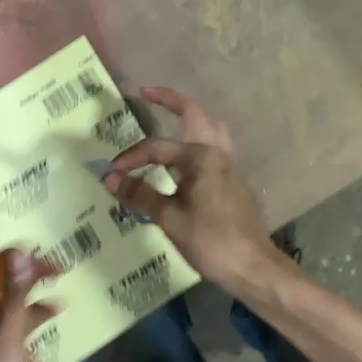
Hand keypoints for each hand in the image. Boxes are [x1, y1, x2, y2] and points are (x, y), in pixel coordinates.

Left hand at [0, 248, 57, 361]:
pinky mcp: (0, 351)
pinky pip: (16, 323)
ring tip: (60, 280)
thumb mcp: (9, 344)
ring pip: (11, 301)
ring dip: (33, 291)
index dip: (15, 258)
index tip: (42, 252)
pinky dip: (34, 315)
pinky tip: (54, 311)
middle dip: (28, 272)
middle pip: (1, 284)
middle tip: (58, 265)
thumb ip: (14, 299)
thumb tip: (19, 254)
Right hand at [103, 87, 279, 291]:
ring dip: (191, 114)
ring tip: (171, 113)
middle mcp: (216, 151)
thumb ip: (139, 194)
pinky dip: (198, 136)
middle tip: (147, 93)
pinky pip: (214, 144)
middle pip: (195, 112)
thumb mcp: (169, 218)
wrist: (253, 267)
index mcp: (200, 155)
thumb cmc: (210, 240)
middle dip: (170, 99)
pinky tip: (185, 152)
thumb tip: (109, 177)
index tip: (111, 172)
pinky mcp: (233, 179)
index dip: (131, 157)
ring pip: (211, 125)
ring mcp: (228, 164)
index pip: (157, 147)